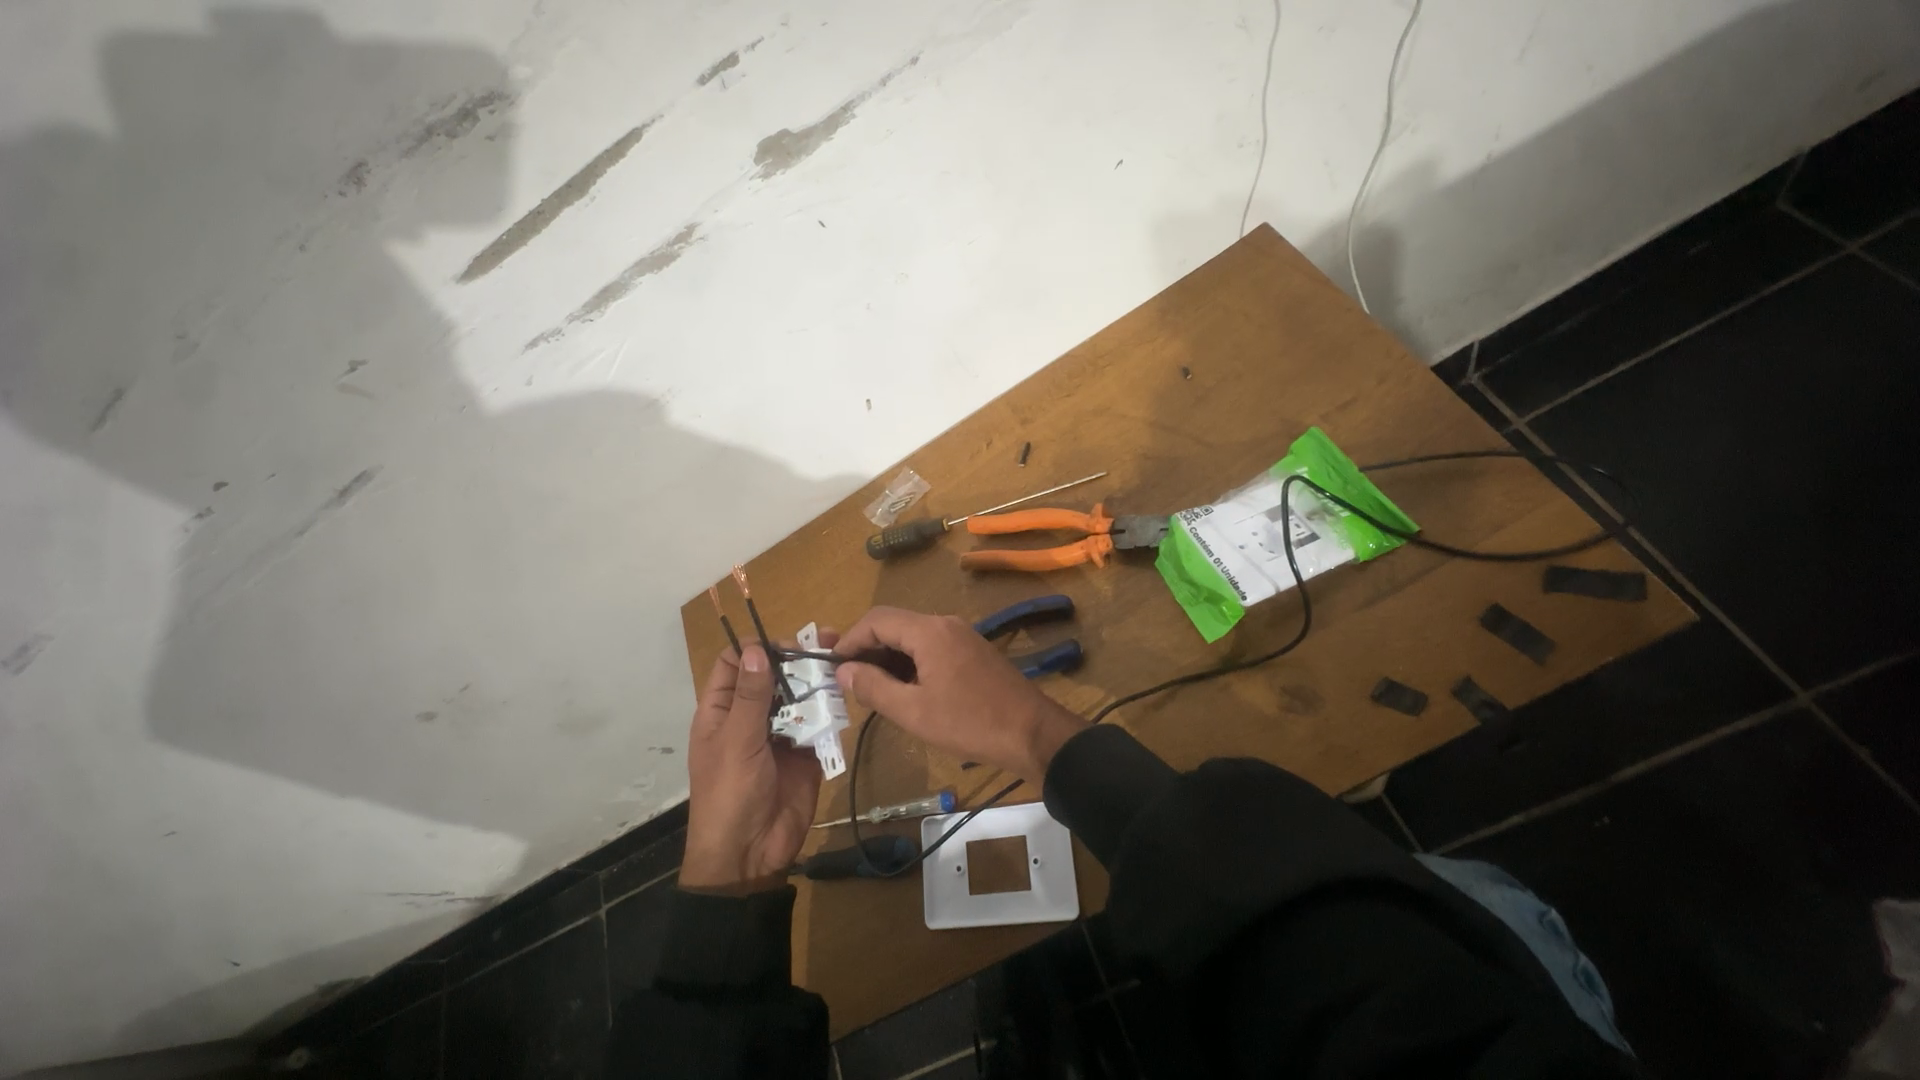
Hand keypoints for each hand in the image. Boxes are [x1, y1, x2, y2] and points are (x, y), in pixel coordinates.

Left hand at [680, 639, 824, 889]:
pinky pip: (819, 724)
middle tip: (827, 642)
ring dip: (818, 680)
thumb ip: (750, 696)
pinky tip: (845, 695)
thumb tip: (756, 649)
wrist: (750, 853)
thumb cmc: (729, 794)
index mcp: (722, 712)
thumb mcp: (736, 741)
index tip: (785, 644)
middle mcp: (751, 718)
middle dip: (796, 659)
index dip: (756, 648)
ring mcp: (780, 735)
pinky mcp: (806, 753)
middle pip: (773, 676)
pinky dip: (831, 710)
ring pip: (800, 697)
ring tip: (841, 662)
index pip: (735, 664)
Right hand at [833, 607, 1087, 782]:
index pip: (876, 620)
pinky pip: (930, 649)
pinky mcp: (972, 653)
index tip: (830, 665)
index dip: (849, 640)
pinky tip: (900, 690)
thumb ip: (874, 688)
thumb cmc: (970, 723)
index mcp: (929, 631)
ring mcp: (962, 637)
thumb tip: (844, 670)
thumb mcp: (914, 711)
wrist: (1034, 734)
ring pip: (912, 638)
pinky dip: (909, 663)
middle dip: (865, 648)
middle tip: (841, 676)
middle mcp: (944, 624)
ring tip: (865, 688)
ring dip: (886, 658)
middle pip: (894, 625)